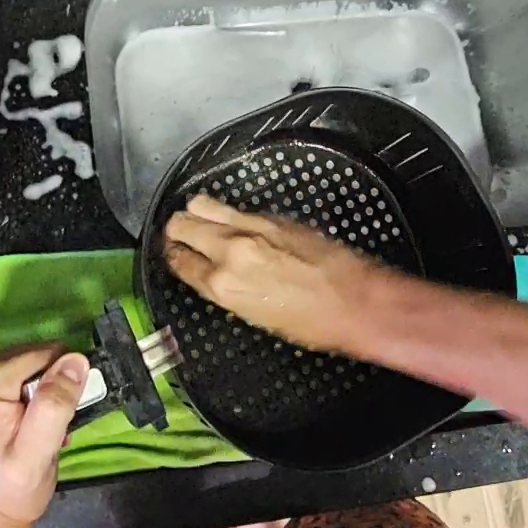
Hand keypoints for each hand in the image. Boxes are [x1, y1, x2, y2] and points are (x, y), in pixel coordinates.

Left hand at [0, 344, 88, 527]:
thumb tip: (77, 359)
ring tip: (40, 431)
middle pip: (41, 357)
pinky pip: (26, 372)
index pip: (48, 355)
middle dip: (53, 389)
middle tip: (49, 429)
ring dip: (46, 395)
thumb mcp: (38, 455)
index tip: (58, 419)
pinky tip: (31, 424)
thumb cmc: (10, 492)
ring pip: (37, 364)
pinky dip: (35, 396)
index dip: (62, 384)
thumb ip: (55, 405)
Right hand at [163, 194, 377, 353]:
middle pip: (182, 225)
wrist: (355, 300)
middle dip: (176, 230)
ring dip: (195, 212)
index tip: (172, 254)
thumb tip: (215, 276)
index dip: (172, 256)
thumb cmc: (311, 322)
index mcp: (223, 285)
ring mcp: (250, 228)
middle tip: (180, 235)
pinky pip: (234, 208)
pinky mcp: (272, 216)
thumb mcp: (256, 317)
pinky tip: (232, 223)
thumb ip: (227, 289)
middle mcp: (230, 251)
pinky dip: (225, 213)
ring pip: (202, 204)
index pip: (179, 261)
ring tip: (199, 220)